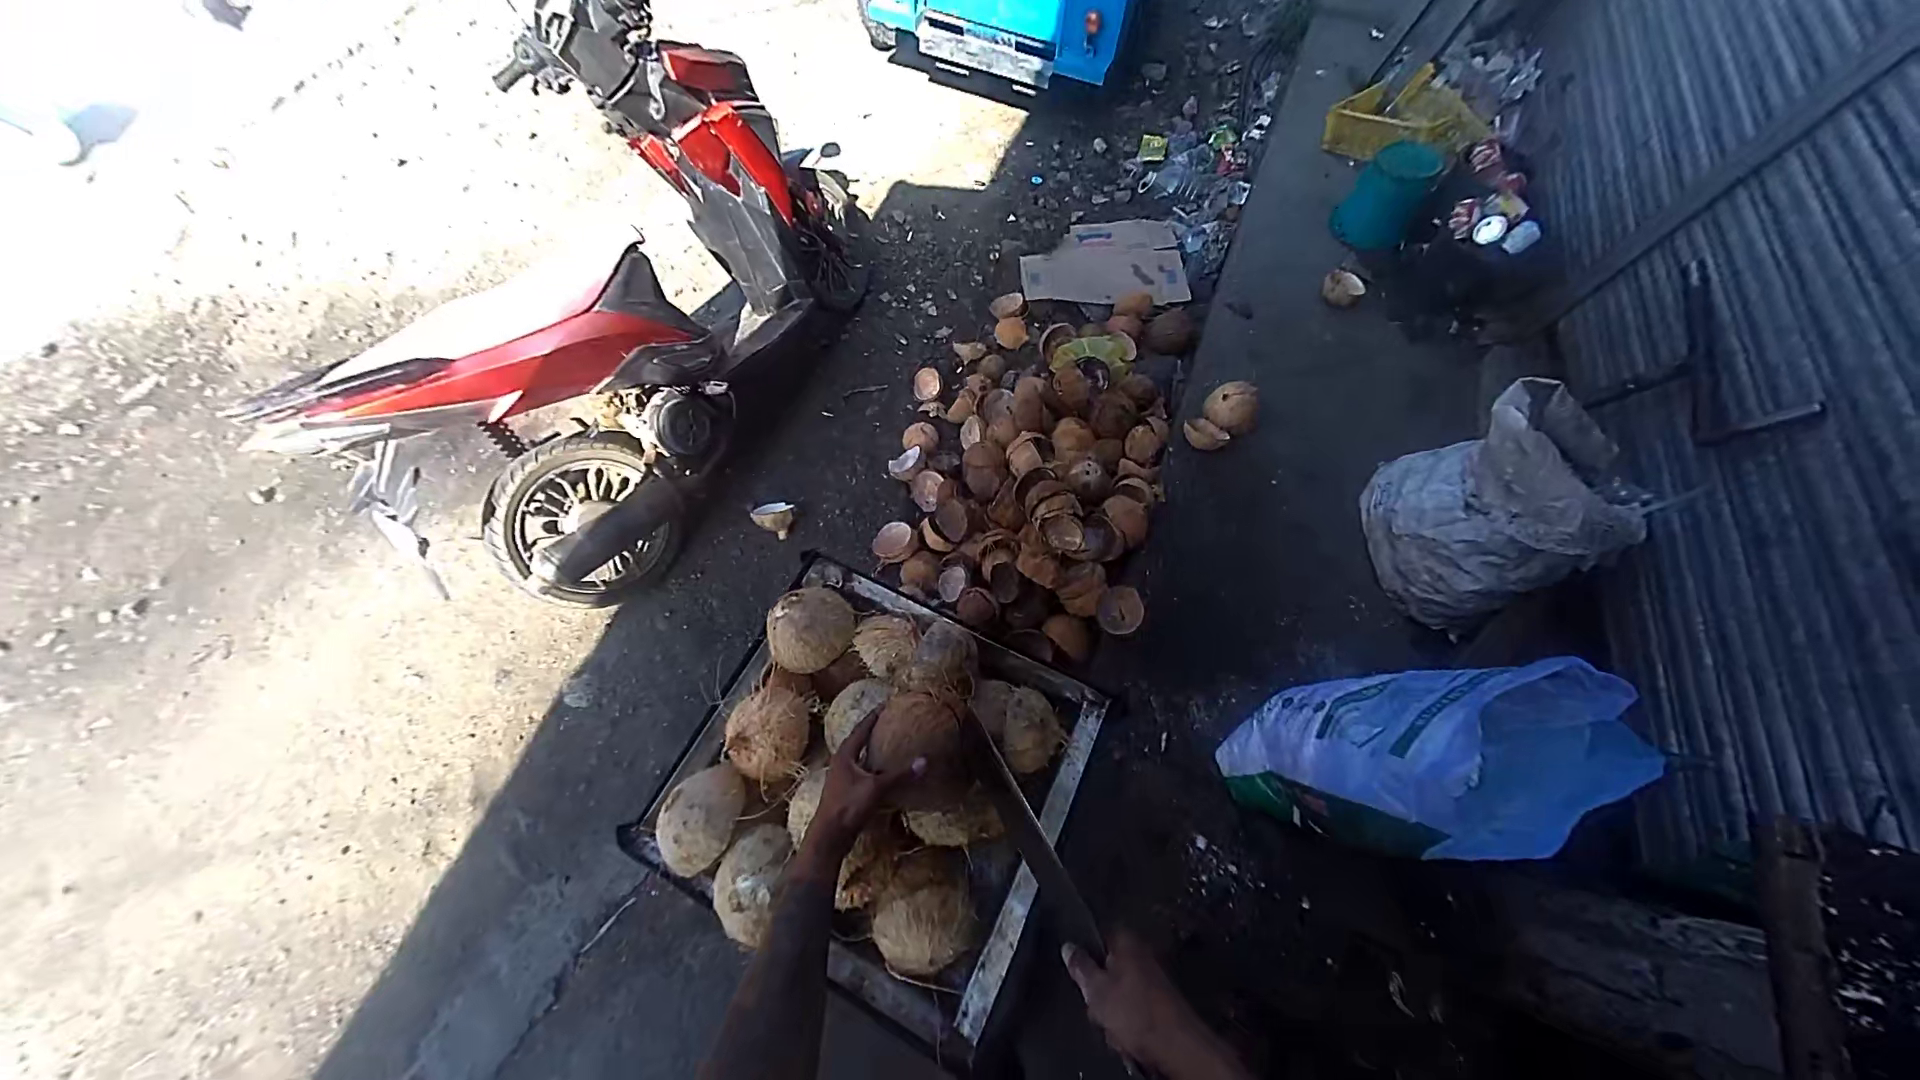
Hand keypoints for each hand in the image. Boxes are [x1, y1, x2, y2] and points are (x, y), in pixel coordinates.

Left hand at [806, 708, 922, 858]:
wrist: (829, 837)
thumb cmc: (848, 806)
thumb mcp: (876, 788)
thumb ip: (900, 774)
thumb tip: (924, 760)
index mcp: (845, 754)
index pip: (861, 728)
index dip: (874, 715)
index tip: (887, 704)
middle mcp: (842, 763)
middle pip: (860, 741)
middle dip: (875, 731)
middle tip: (892, 721)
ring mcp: (843, 778)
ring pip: (862, 758)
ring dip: (875, 750)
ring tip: (893, 743)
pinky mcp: (847, 792)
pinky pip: (864, 773)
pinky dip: (876, 769)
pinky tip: (889, 773)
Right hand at [1063, 930, 1249, 1079]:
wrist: (1178, 1047)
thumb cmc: (1135, 1012)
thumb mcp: (1096, 989)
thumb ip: (1079, 966)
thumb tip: (1068, 946)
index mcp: (1125, 939)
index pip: (1095, 935)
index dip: (1084, 955)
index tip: (1078, 974)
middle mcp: (1141, 952)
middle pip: (1107, 967)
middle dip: (1100, 990)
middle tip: (1097, 1008)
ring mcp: (1153, 978)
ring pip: (1119, 992)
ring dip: (1113, 1011)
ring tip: (1114, 1028)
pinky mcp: (1161, 1004)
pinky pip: (1134, 1009)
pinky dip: (1130, 1023)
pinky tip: (1128, 1037)